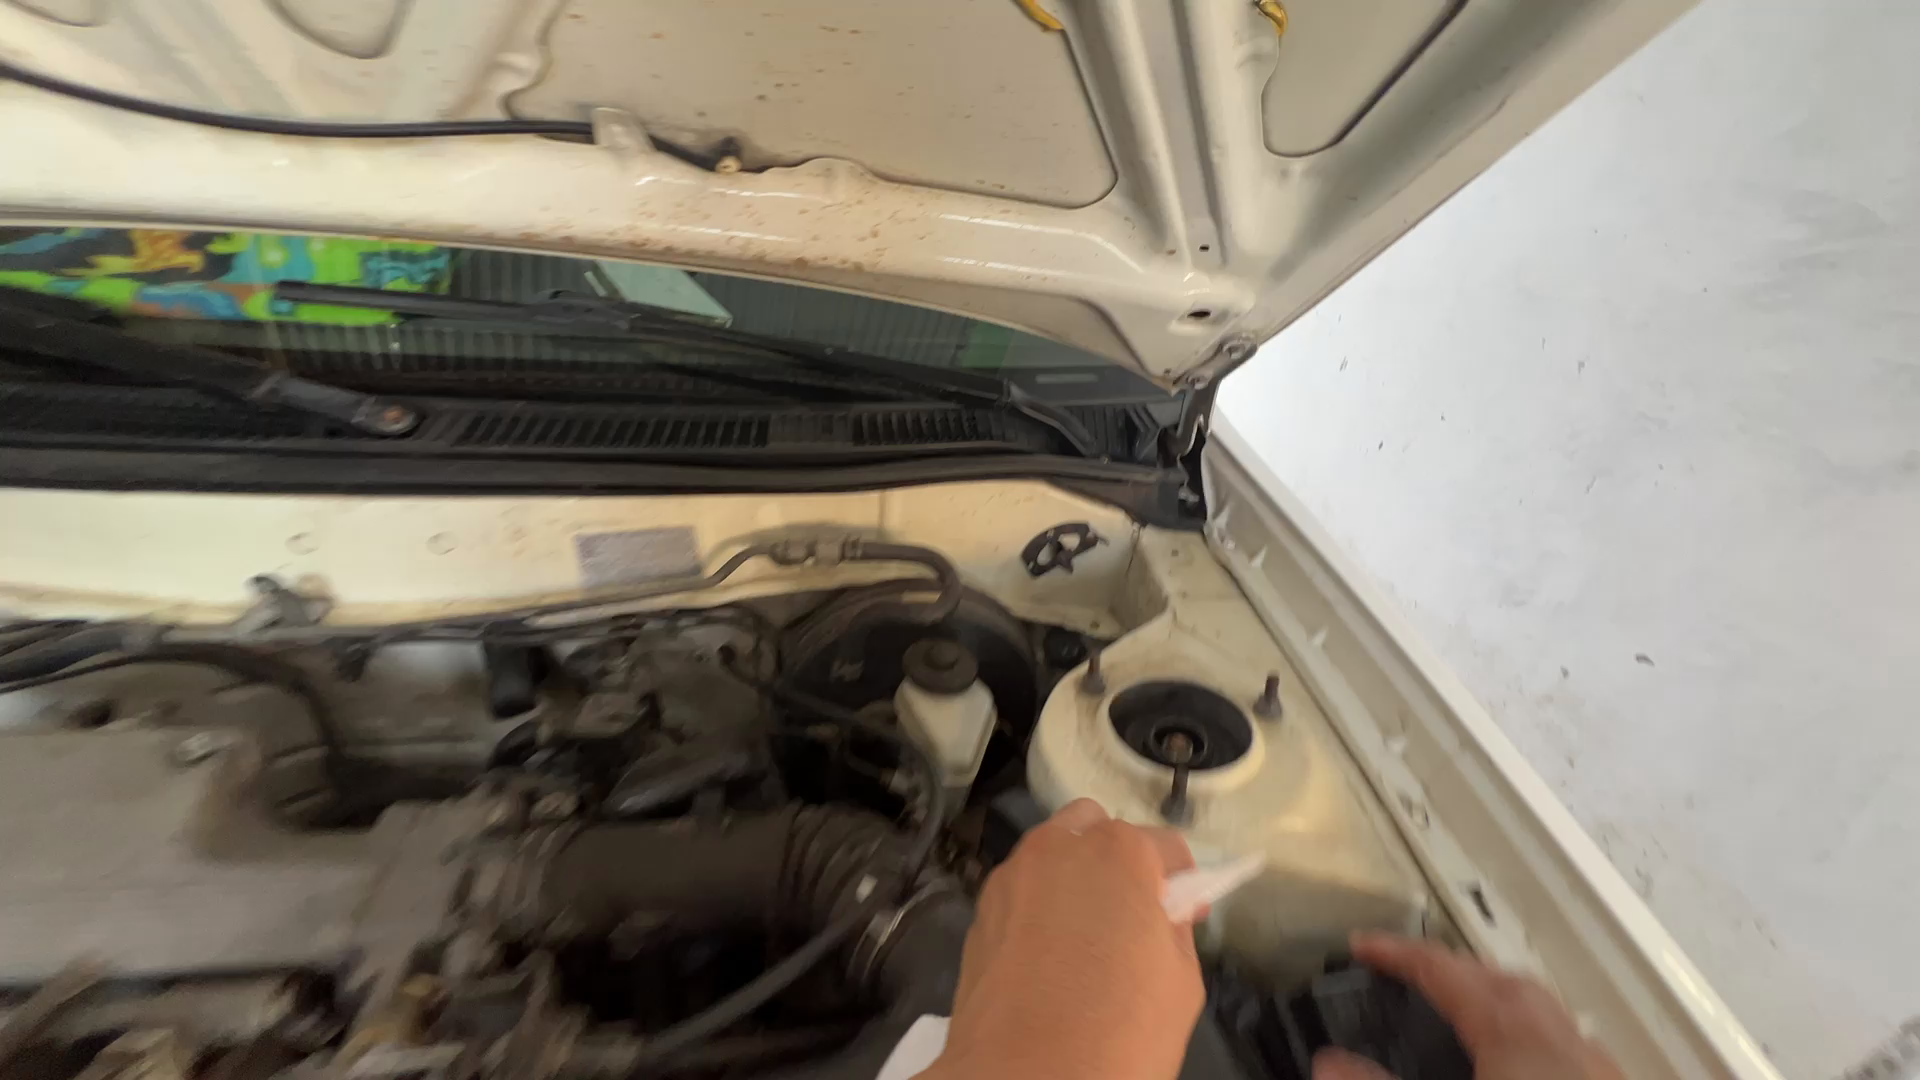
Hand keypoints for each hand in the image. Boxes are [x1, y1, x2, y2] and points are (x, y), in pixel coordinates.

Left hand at [928, 798, 1203, 1079]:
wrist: (1024, 1078)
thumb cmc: (1118, 1032)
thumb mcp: (1180, 981)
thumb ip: (1175, 926)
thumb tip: (1167, 908)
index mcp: (1120, 851)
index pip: (1166, 845)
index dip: (1181, 881)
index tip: (1183, 914)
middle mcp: (1061, 843)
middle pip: (1099, 828)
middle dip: (1119, 858)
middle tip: (1129, 913)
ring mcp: (1015, 869)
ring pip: (1054, 848)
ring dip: (1074, 872)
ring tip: (1083, 932)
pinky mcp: (983, 901)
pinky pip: (1023, 883)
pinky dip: (1040, 899)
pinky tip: (1046, 948)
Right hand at [1314, 934, 1626, 1079]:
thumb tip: (1326, 1064)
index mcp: (1515, 1038)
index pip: (1444, 971)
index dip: (1397, 952)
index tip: (1360, 946)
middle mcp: (1565, 1050)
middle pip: (1507, 983)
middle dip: (1455, 968)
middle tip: (1413, 973)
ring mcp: (1601, 1079)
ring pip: (1550, 1019)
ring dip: (1501, 1003)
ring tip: (1465, 1014)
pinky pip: (1577, 1058)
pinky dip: (1539, 1046)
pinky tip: (1525, 1074)